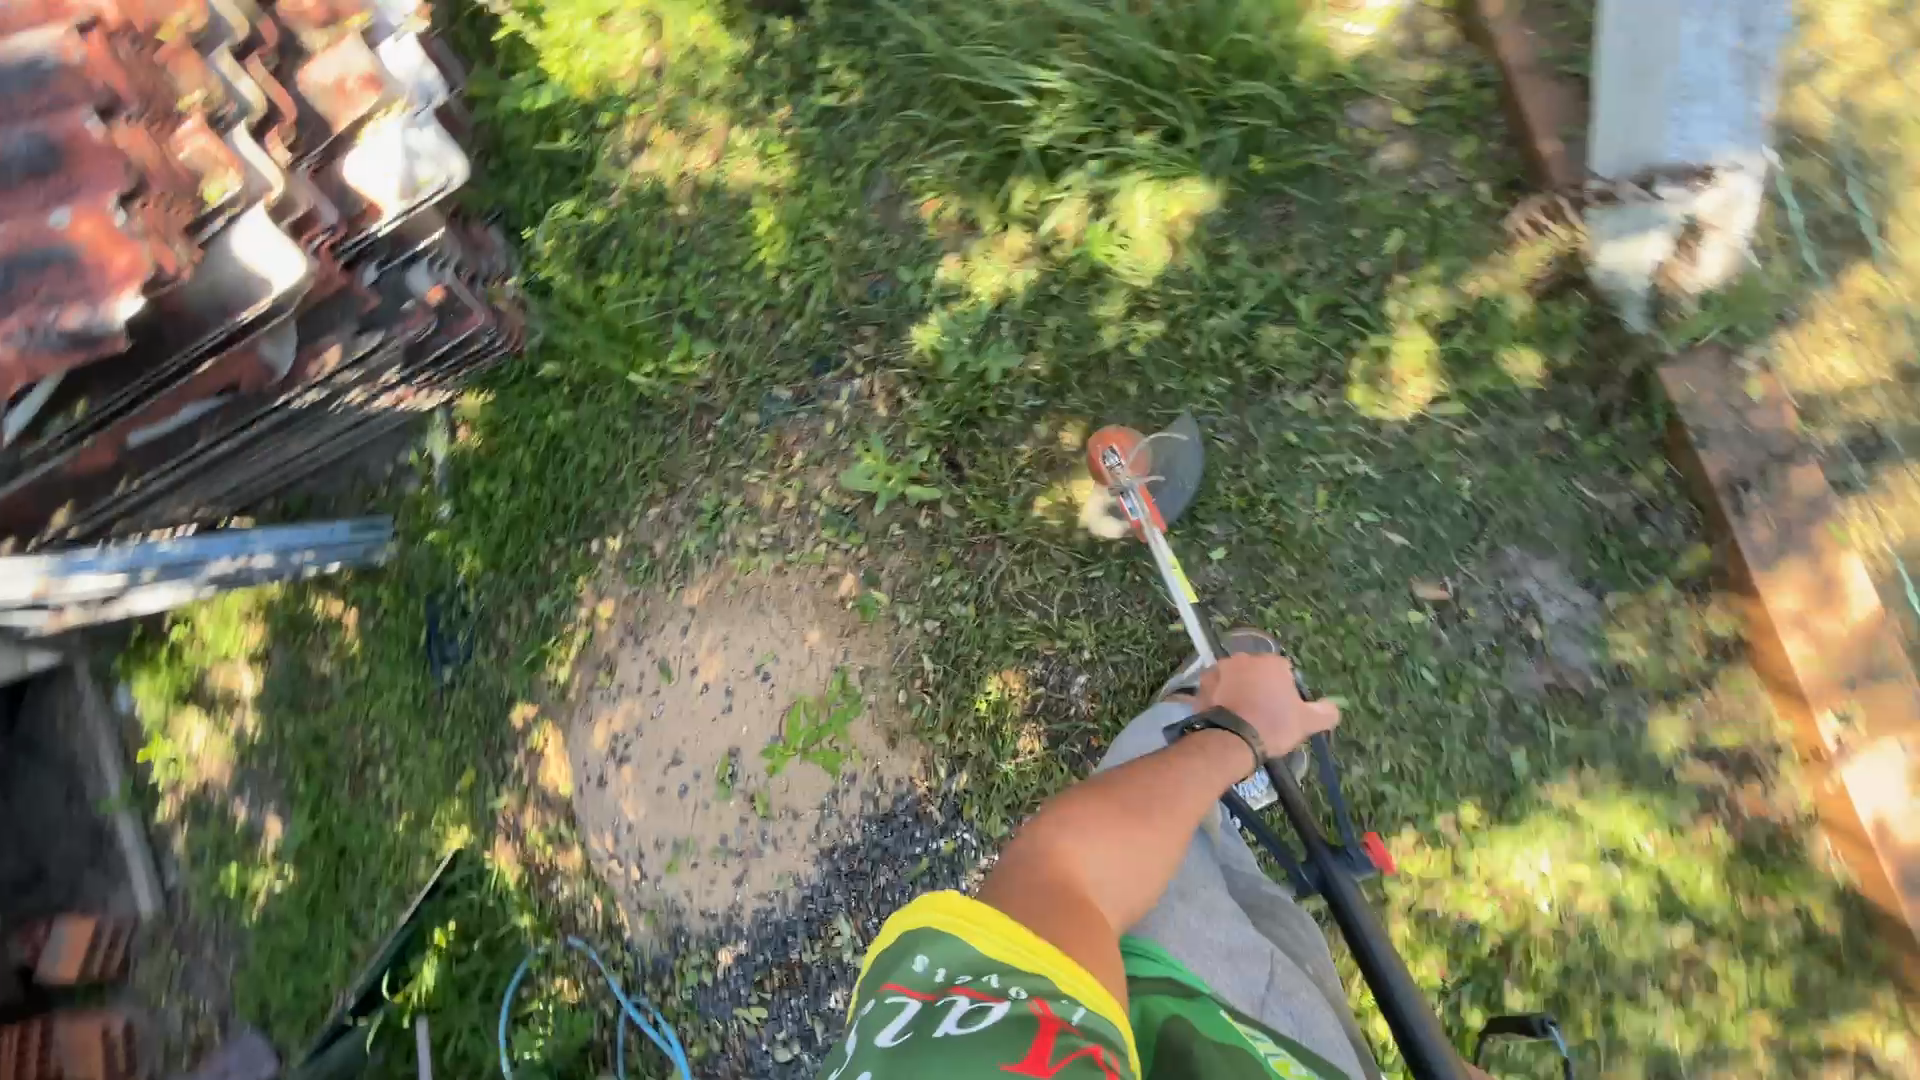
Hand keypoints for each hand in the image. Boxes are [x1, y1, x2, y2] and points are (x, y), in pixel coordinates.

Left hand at [1193, 653, 1338, 759]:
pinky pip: (1216, 686)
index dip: (1284, 689)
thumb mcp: (1307, 723)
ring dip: (1238, 688)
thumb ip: (1325, 712)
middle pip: (1256, 671)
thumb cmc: (1272, 726)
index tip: (1282, 708)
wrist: (1231, 738)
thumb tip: (1333, 707)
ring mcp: (1220, 668)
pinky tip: (1225, 713)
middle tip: (1261, 711)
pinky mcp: (1202, 682)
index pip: (1283, 671)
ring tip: (1242, 713)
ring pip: (1235, 676)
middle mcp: (1244, 658)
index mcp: (1271, 662)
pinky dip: (1220, 695)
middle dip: (1260, 685)